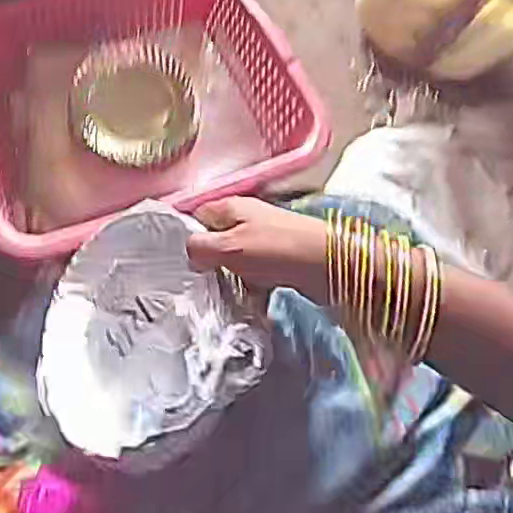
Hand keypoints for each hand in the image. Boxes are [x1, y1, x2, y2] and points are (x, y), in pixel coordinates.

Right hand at [186, 196, 327, 301]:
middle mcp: (245, 219)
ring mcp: (262, 240)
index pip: (197, 217)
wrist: (330, 264)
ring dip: (231, 280)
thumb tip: (189, 253)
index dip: (188, 237)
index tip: (182, 262)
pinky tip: (251, 305)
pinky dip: (251, 289)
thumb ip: (201, 247)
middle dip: (209, 263)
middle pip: (215, 241)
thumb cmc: (276, 249)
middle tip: (203, 283)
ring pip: (234, 261)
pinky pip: (254, 275)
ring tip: (227, 298)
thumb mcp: (230, 247)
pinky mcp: (277, 261)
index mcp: (230, 207)